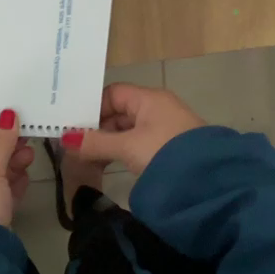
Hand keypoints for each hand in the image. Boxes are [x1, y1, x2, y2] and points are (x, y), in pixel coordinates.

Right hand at [64, 83, 205, 174]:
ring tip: (87, 157)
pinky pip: (137, 142)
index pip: (112, 93)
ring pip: (127, 129)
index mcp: (149, 99)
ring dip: (108, 142)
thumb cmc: (165, 153)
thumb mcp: (127, 147)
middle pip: (118, 112)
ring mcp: (164, 128)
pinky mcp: (168, 146)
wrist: (209, 180)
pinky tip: (109, 163)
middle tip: (75, 145)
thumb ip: (95, 143)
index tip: (73, 126)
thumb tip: (65, 139)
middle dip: (97, 128)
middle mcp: (157, 108)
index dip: (92, 107)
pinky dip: (121, 150)